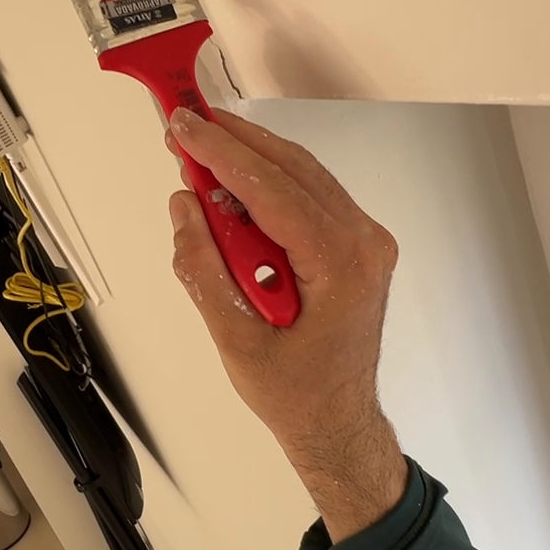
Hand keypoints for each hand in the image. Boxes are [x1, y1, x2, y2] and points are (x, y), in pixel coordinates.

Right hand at [166, 107, 407, 539]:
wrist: (338, 422)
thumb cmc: (297, 394)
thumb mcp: (235, 338)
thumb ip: (203, 268)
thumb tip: (185, 207)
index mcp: (341, 265)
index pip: (273, 189)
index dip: (222, 153)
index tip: (184, 129)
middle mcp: (363, 244)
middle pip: (292, 169)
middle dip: (234, 143)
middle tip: (185, 126)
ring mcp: (365, 242)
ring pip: (302, 176)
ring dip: (250, 159)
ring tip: (201, 149)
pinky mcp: (355, 245)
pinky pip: (310, 197)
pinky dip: (269, 184)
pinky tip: (234, 185)